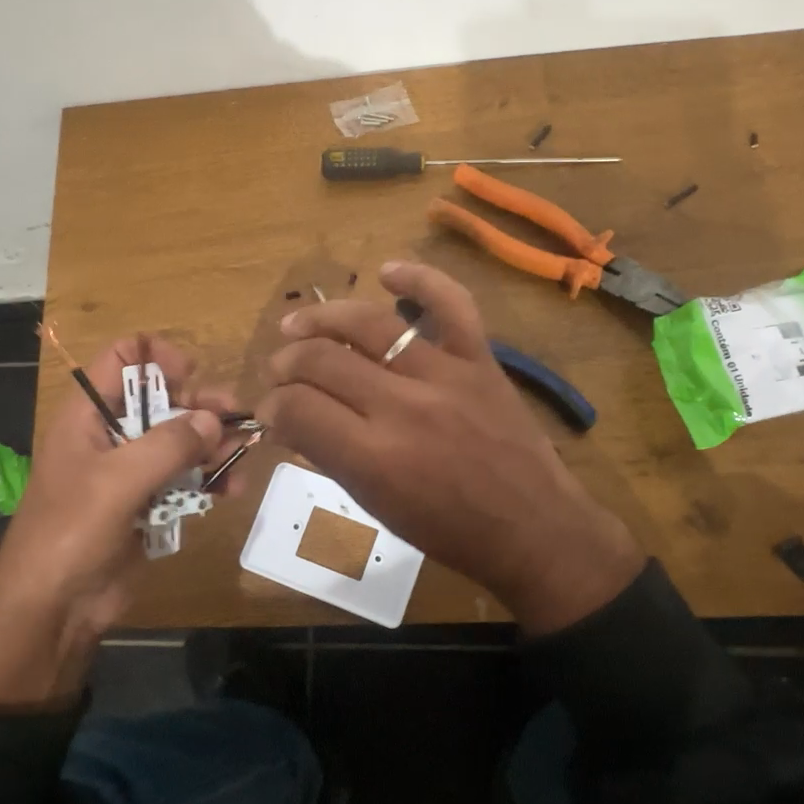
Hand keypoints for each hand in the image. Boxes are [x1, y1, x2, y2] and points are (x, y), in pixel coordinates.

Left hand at [0, 336, 238, 706]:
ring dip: (213, 444)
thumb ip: (169, 444)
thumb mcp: (118, 481)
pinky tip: (233, 489)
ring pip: (179, 442)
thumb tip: (214, 419)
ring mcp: (129, 473)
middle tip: (237, 418)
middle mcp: (109, 436)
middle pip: (161, 400)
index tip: (193, 377)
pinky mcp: (146, 507)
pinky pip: (184, 481)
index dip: (158, 358)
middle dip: (200, 405)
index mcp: (87, 415)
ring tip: (244, 454)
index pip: (122, 359)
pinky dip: (209, 480)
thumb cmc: (71, 532)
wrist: (51, 608)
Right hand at [254, 262, 643, 633]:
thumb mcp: (377, 507)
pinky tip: (388, 272)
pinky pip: (451, 304)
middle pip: (323, 361)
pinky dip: (420, 280)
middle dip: (287, 364)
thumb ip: (331, 458)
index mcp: (373, 457)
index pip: (297, 408)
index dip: (272, 406)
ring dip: (323, 319)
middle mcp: (403, 407)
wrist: (532, 529)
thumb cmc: (449, 532)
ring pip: (369, 324)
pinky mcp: (480, 359)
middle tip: (279, 372)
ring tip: (297, 324)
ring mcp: (445, 376)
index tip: (270, 410)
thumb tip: (291, 420)